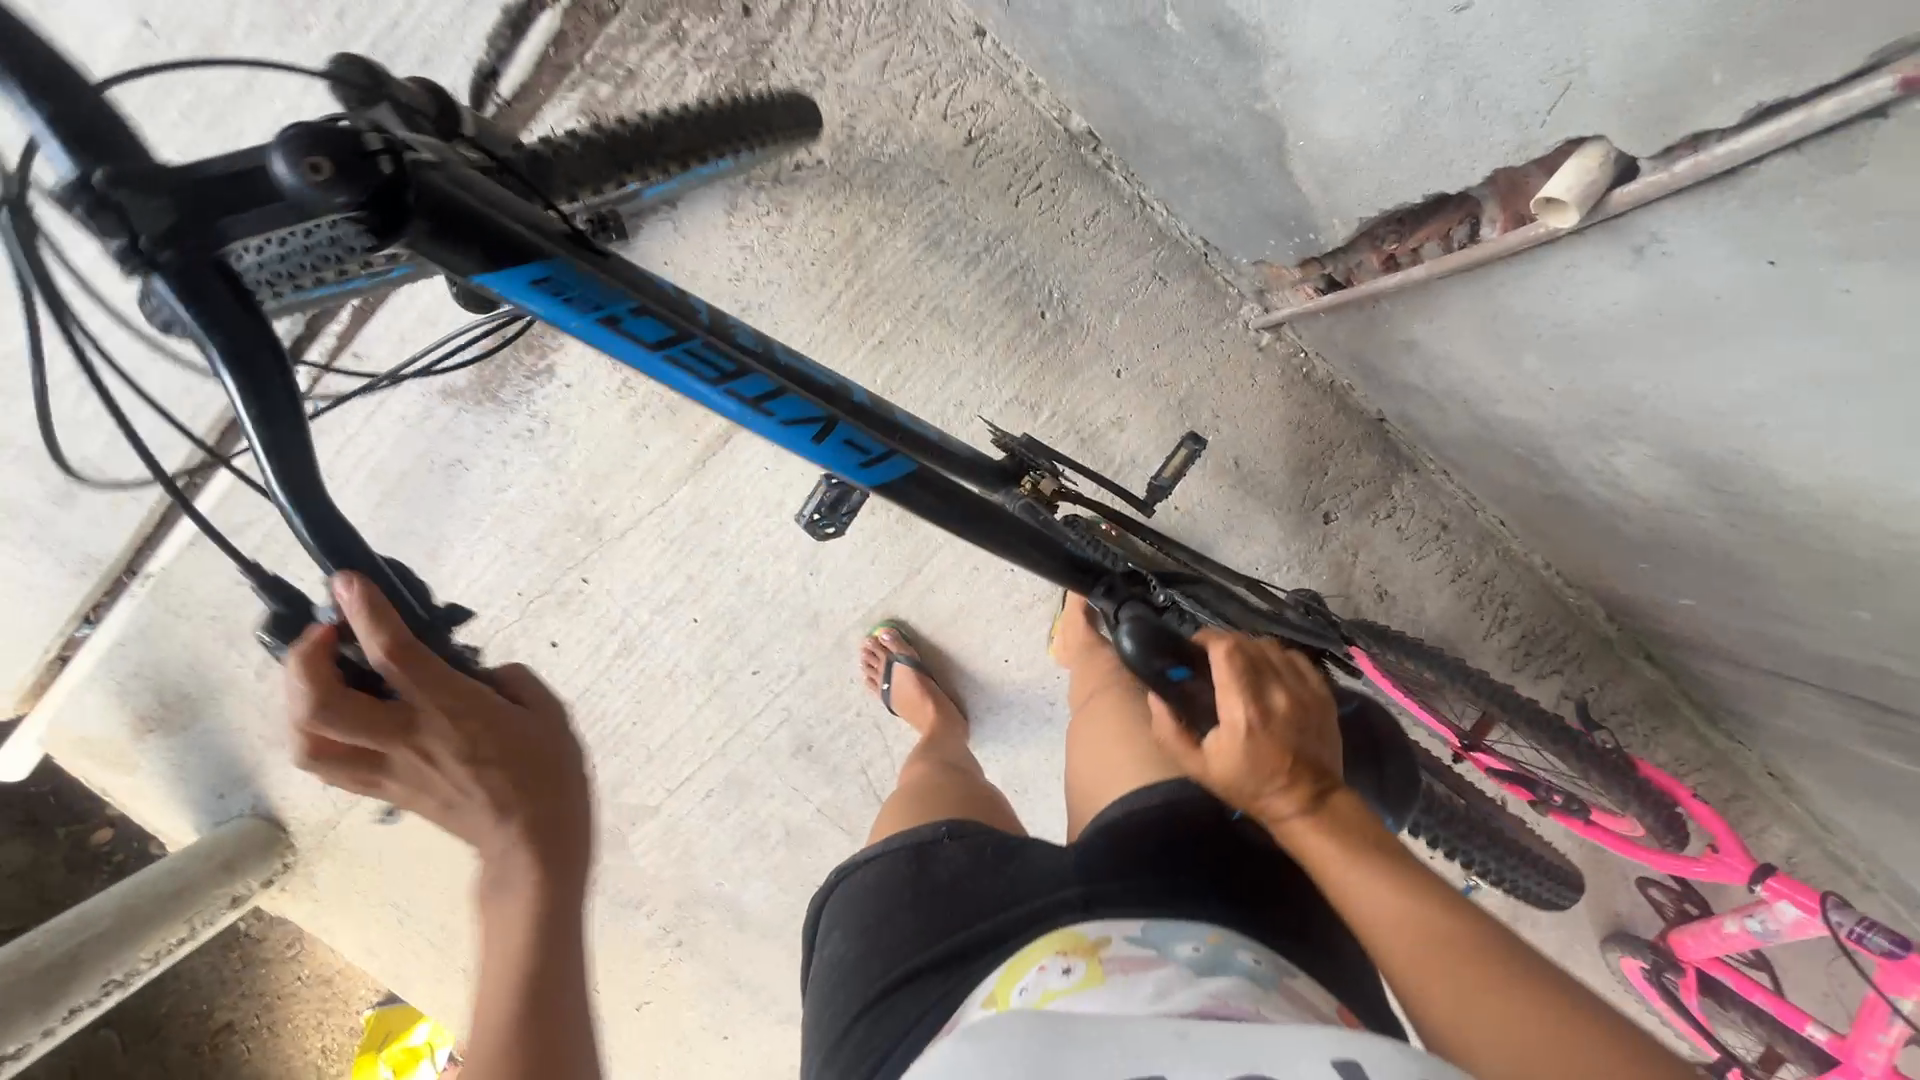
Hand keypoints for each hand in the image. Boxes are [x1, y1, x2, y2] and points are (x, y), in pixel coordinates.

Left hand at [286, 571, 592, 893]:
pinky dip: (315, 734)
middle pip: (319, 702)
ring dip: (297, 700)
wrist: (533, 837)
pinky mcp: (381, 791)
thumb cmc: (549, 769)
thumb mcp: (546, 708)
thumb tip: (477, 673)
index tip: (347, 580)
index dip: (365, 611)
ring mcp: (386, 769)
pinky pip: (327, 763)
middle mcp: (406, 737)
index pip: (394, 652)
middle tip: (326, 634)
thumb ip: (509, 678)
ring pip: (306, 739)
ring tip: (320, 676)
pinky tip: (338, 716)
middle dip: (304, 659)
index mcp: (451, 709)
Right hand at [1147, 629, 1345, 824]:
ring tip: (1239, 665)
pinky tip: (1267, 671)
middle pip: (1246, 642)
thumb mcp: (1197, 768)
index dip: (1207, 639)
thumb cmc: (1249, 785)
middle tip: (1211, 659)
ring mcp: (1304, 691)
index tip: (1195, 648)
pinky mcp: (1322, 694)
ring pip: (1270, 646)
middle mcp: (1275, 692)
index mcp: (1243, 710)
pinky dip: (1276, 657)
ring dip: (1249, 649)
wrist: (1308, 804)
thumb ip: (1169, 731)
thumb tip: (1156, 696)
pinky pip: (1295, 657)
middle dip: (1224, 643)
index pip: (1227, 649)